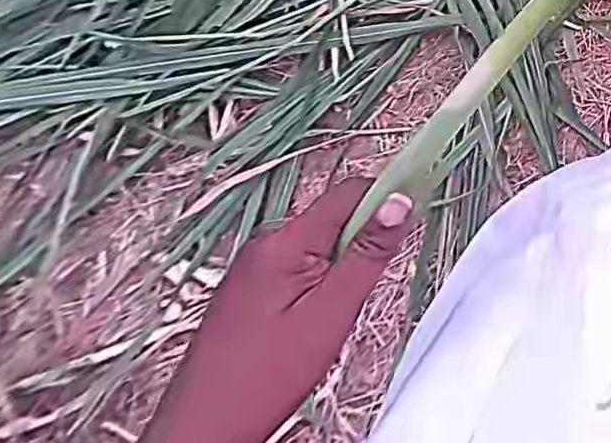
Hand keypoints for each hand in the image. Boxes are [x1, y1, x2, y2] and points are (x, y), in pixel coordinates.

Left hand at [140, 180, 414, 442]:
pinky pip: (301, 263)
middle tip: (361, 286)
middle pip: (337, 216)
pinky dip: (319, 280)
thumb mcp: (331, 314)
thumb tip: (399, 203)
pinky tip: (311, 320)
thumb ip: (368, 254)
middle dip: (360, 243)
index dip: (386, 198)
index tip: (410, 211)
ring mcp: (254, 266)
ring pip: (321, 242)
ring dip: (340, 265)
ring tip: (332, 312)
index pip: (351, 191)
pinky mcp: (250, 287)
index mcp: (284, 243)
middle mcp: (266, 244)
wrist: (200, 436)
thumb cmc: (258, 384)